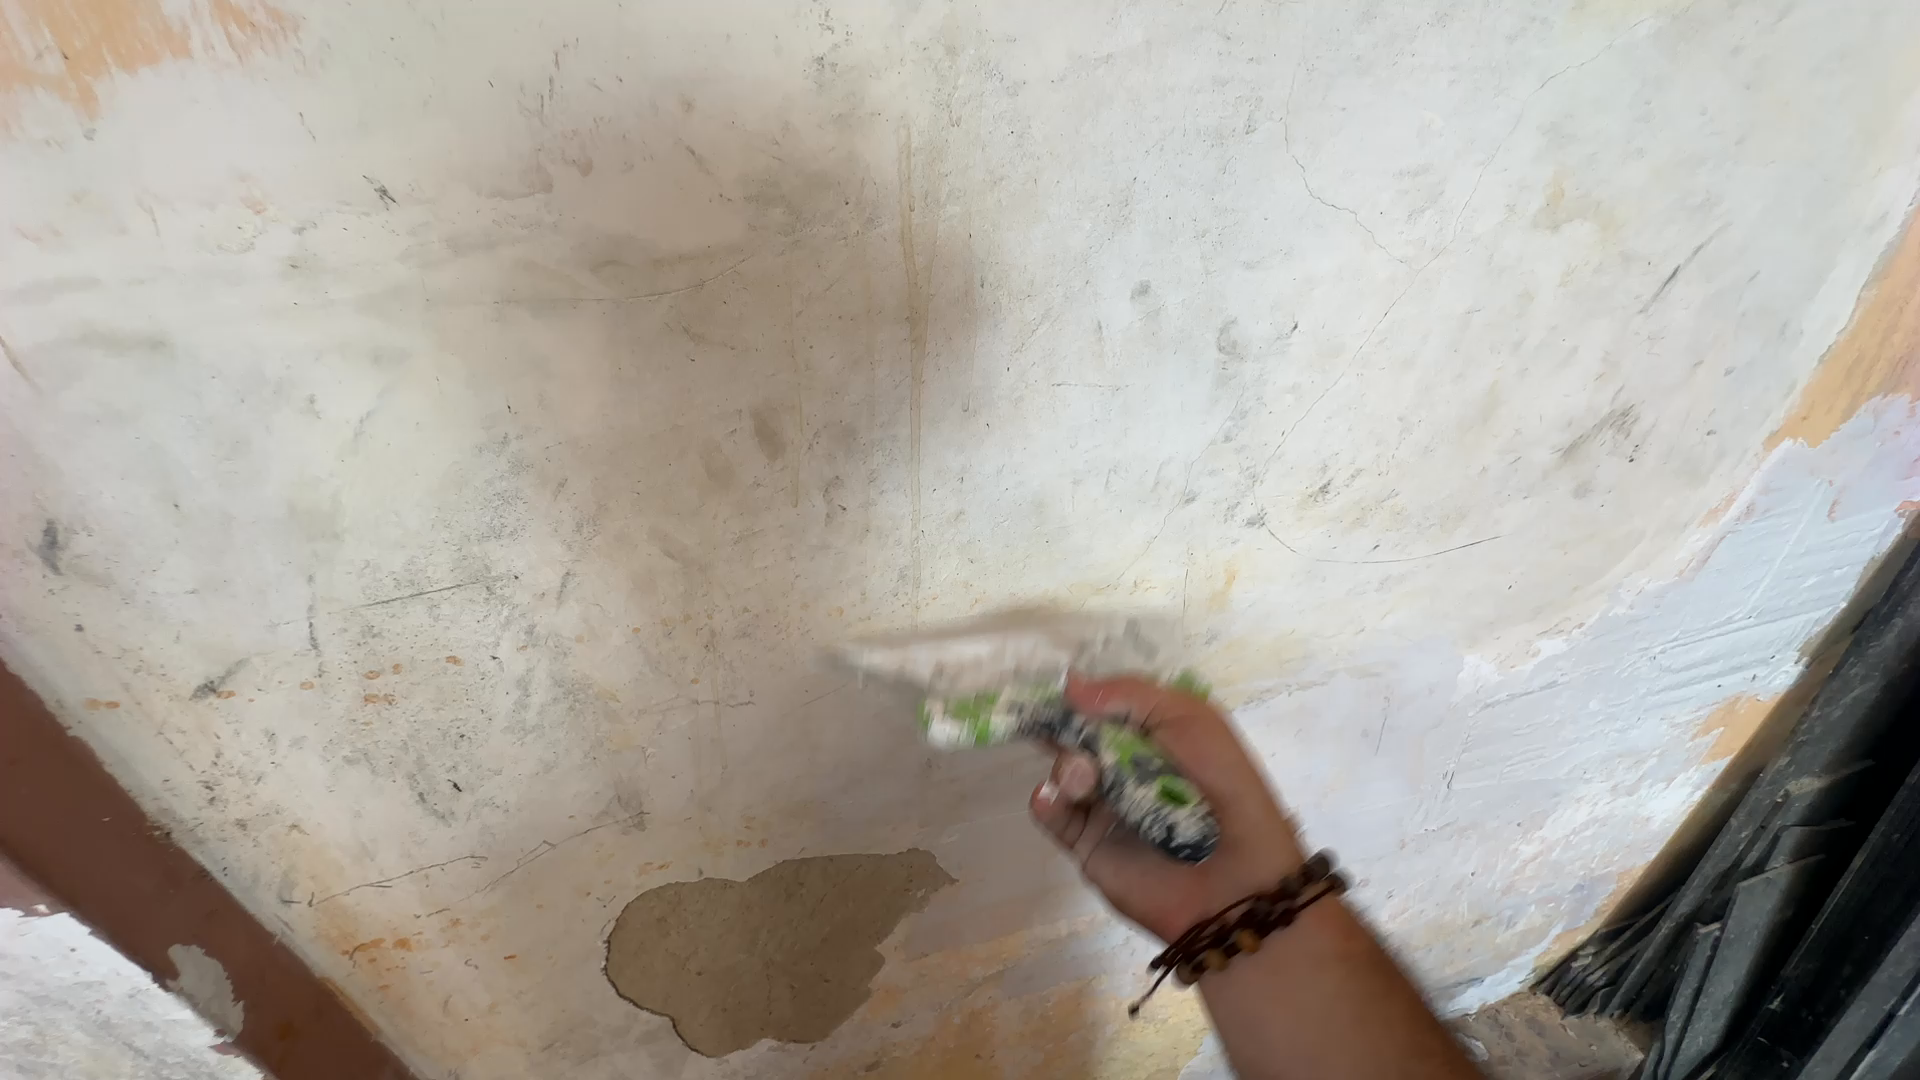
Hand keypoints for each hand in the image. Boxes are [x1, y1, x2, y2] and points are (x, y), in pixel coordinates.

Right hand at [1030, 673, 1306, 942]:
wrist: (1235, 881)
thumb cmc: (1223, 787)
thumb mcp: (1190, 720)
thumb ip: (1130, 695)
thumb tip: (1070, 684)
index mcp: (1152, 733)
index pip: (1106, 703)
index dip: (1082, 695)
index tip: (1064, 691)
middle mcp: (1124, 764)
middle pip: (1077, 733)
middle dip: (1064, 725)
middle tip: (1056, 725)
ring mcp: (1103, 803)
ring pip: (1064, 770)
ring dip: (1067, 766)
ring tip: (1085, 781)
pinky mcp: (1087, 842)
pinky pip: (1052, 814)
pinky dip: (1046, 801)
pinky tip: (1053, 797)